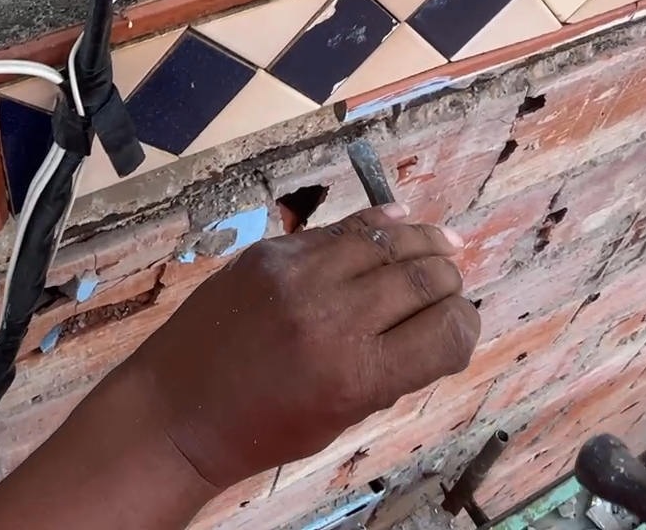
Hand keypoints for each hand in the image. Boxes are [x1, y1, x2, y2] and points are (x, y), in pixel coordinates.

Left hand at [117, 204, 480, 487]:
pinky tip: (395, 218)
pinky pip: (335, 230)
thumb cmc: (263, 427)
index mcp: (359, 375)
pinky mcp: (272, 252)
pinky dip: (372, 224)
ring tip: (443, 240)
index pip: (445, 334)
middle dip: (447, 276)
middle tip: (455, 275)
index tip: (465, 319)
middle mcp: (334, 316)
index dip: (465, 324)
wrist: (181, 404)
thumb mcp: (341, 415)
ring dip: (419, 240)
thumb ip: (389, 368)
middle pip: (418, 278)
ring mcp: (298, 275)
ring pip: (381, 242)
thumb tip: (432, 323)